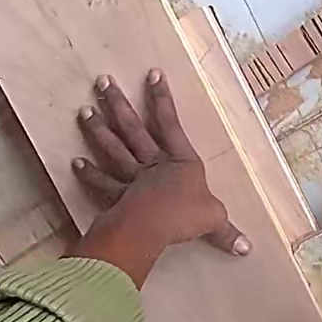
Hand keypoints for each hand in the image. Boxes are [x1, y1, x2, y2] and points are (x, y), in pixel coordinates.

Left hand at [66, 70, 247, 285]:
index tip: (152, 73)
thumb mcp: (214, 220)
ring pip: (113, 149)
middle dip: (118, 104)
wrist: (152, 228)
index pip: (171, 123)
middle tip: (101, 81)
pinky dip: (89, 174)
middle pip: (133, 129)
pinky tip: (75, 163)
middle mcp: (154, 164)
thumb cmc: (185, 215)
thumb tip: (246, 248)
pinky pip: (102, 183)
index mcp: (180, 162)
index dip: (162, 98)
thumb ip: (226, 231)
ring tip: (83, 110)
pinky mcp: (118, 197)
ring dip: (98, 130)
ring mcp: (132, 178)